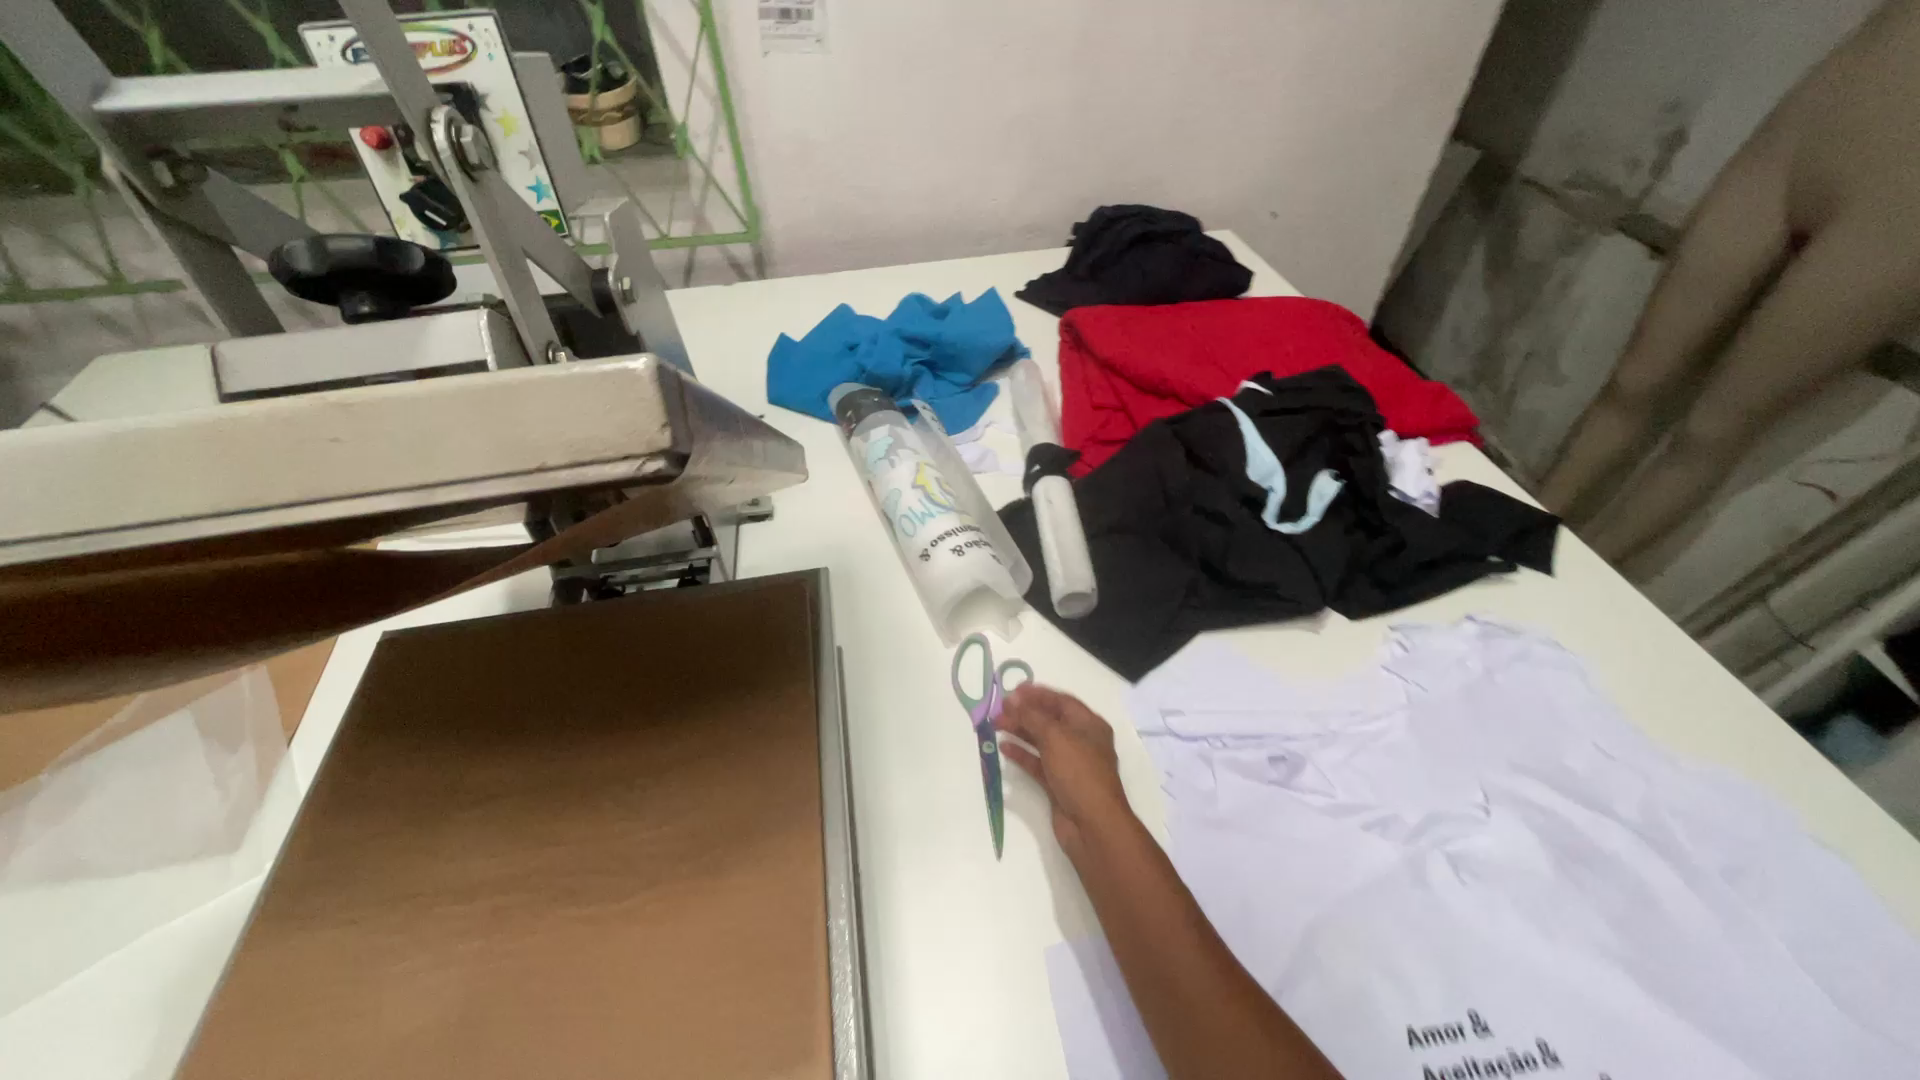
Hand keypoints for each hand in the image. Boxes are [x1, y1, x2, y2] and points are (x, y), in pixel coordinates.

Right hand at [995, 685, 1133, 856]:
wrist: (1092, 824)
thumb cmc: (1079, 773)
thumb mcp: (1056, 737)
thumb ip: (1032, 716)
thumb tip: (1013, 700)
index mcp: (1089, 725)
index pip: (1061, 702)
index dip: (1038, 694)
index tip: (1012, 691)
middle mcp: (1081, 742)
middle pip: (1050, 721)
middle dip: (1025, 713)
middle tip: (999, 709)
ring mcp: (1070, 764)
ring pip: (1042, 742)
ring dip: (1020, 731)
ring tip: (996, 725)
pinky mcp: (1058, 784)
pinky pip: (1038, 763)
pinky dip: (1022, 754)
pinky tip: (1004, 747)